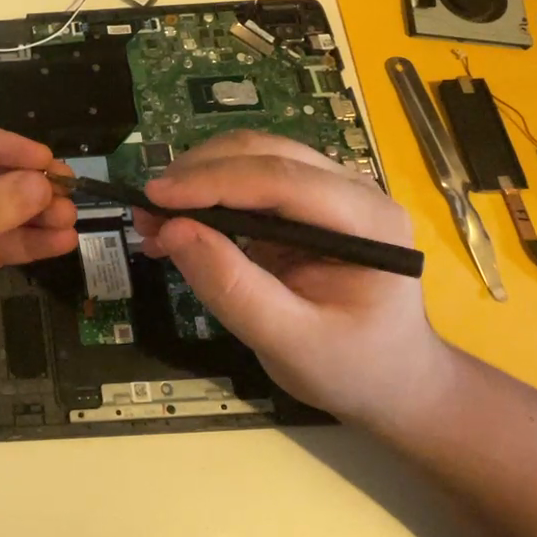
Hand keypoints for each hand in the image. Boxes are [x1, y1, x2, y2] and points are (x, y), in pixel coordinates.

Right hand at [135, 131, 451, 426]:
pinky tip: (174, 225)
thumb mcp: (290, 343)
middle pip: (263, 154)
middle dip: (197, 174)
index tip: (155, 198)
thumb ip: (233, 288)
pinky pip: (245, 180)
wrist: (391, 382)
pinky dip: (203, 195)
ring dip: (194, 179)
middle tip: (145, 210)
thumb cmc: (352, 369)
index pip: (282, 180)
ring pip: (249, 156)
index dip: (214, 181)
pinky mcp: (301, 202)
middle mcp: (352, 190)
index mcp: (368, 223)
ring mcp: (328, 191)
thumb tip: (173, 231)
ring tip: (152, 219)